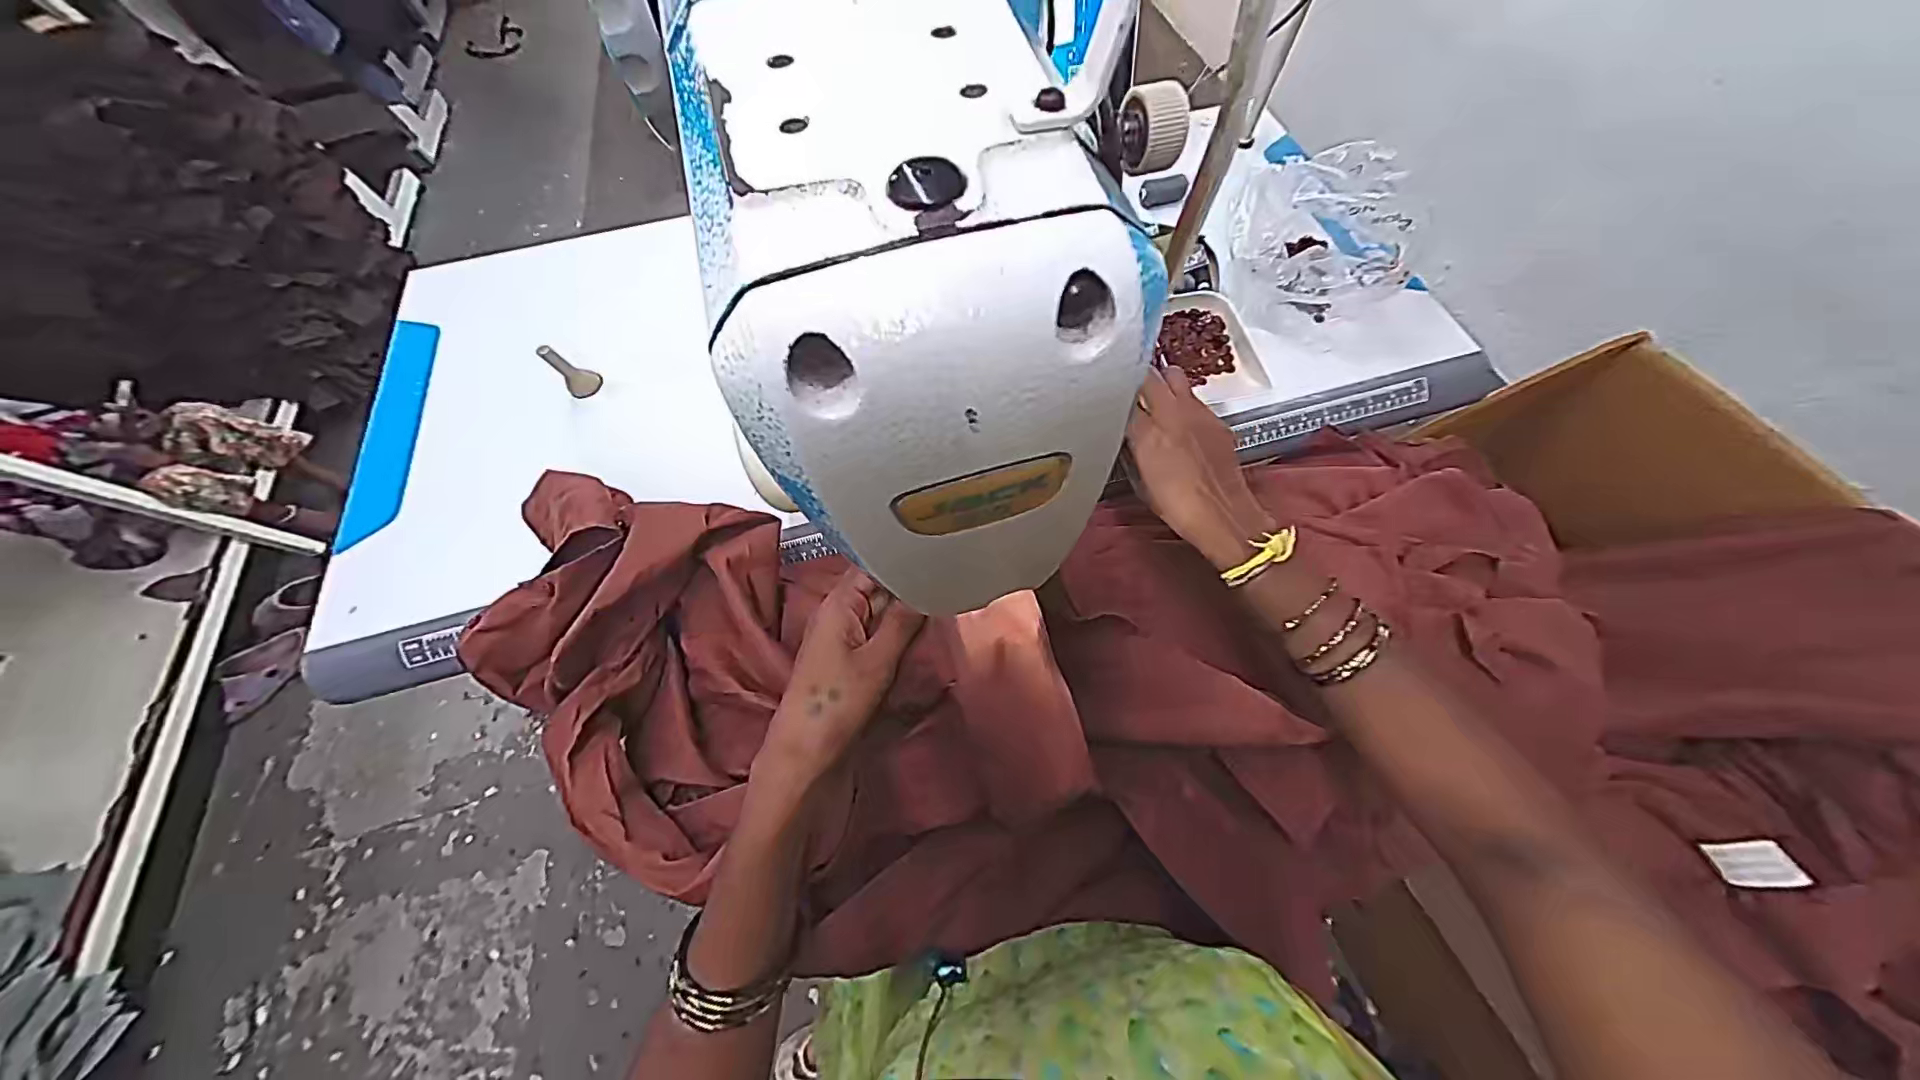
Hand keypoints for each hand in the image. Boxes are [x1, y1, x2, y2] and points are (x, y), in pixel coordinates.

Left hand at [760, 568, 925, 788]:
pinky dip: (898, 633)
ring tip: (943, 601)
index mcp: (839, 603)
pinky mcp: (849, 659)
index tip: (935, 555)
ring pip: (881, 612)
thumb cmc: (838, 702)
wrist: (807, 752)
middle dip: (909, 586)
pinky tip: (922, 634)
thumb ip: (903, 620)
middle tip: (949, 580)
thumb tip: (926, 583)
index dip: (902, 560)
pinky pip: (878, 634)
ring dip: (906, 611)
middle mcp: (838, 613)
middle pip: (878, 587)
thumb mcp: (878, 659)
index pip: (872, 565)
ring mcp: (843, 636)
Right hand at [1125, 365, 1274, 568]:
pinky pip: (1195, 399)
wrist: (1221, 513)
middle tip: (1131, 388)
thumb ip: (1133, 449)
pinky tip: (1181, 422)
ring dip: (1163, 383)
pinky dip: (1184, 403)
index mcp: (1146, 432)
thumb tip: (1129, 434)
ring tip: (1156, 397)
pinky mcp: (1216, 420)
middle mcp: (1172, 414)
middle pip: (1150, 375)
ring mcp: (1197, 413)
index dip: (1117, 394)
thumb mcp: (1141, 479)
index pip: (1124, 396)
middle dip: (1138, 378)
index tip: (1110, 397)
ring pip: (1176, 377)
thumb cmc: (1178, 506)